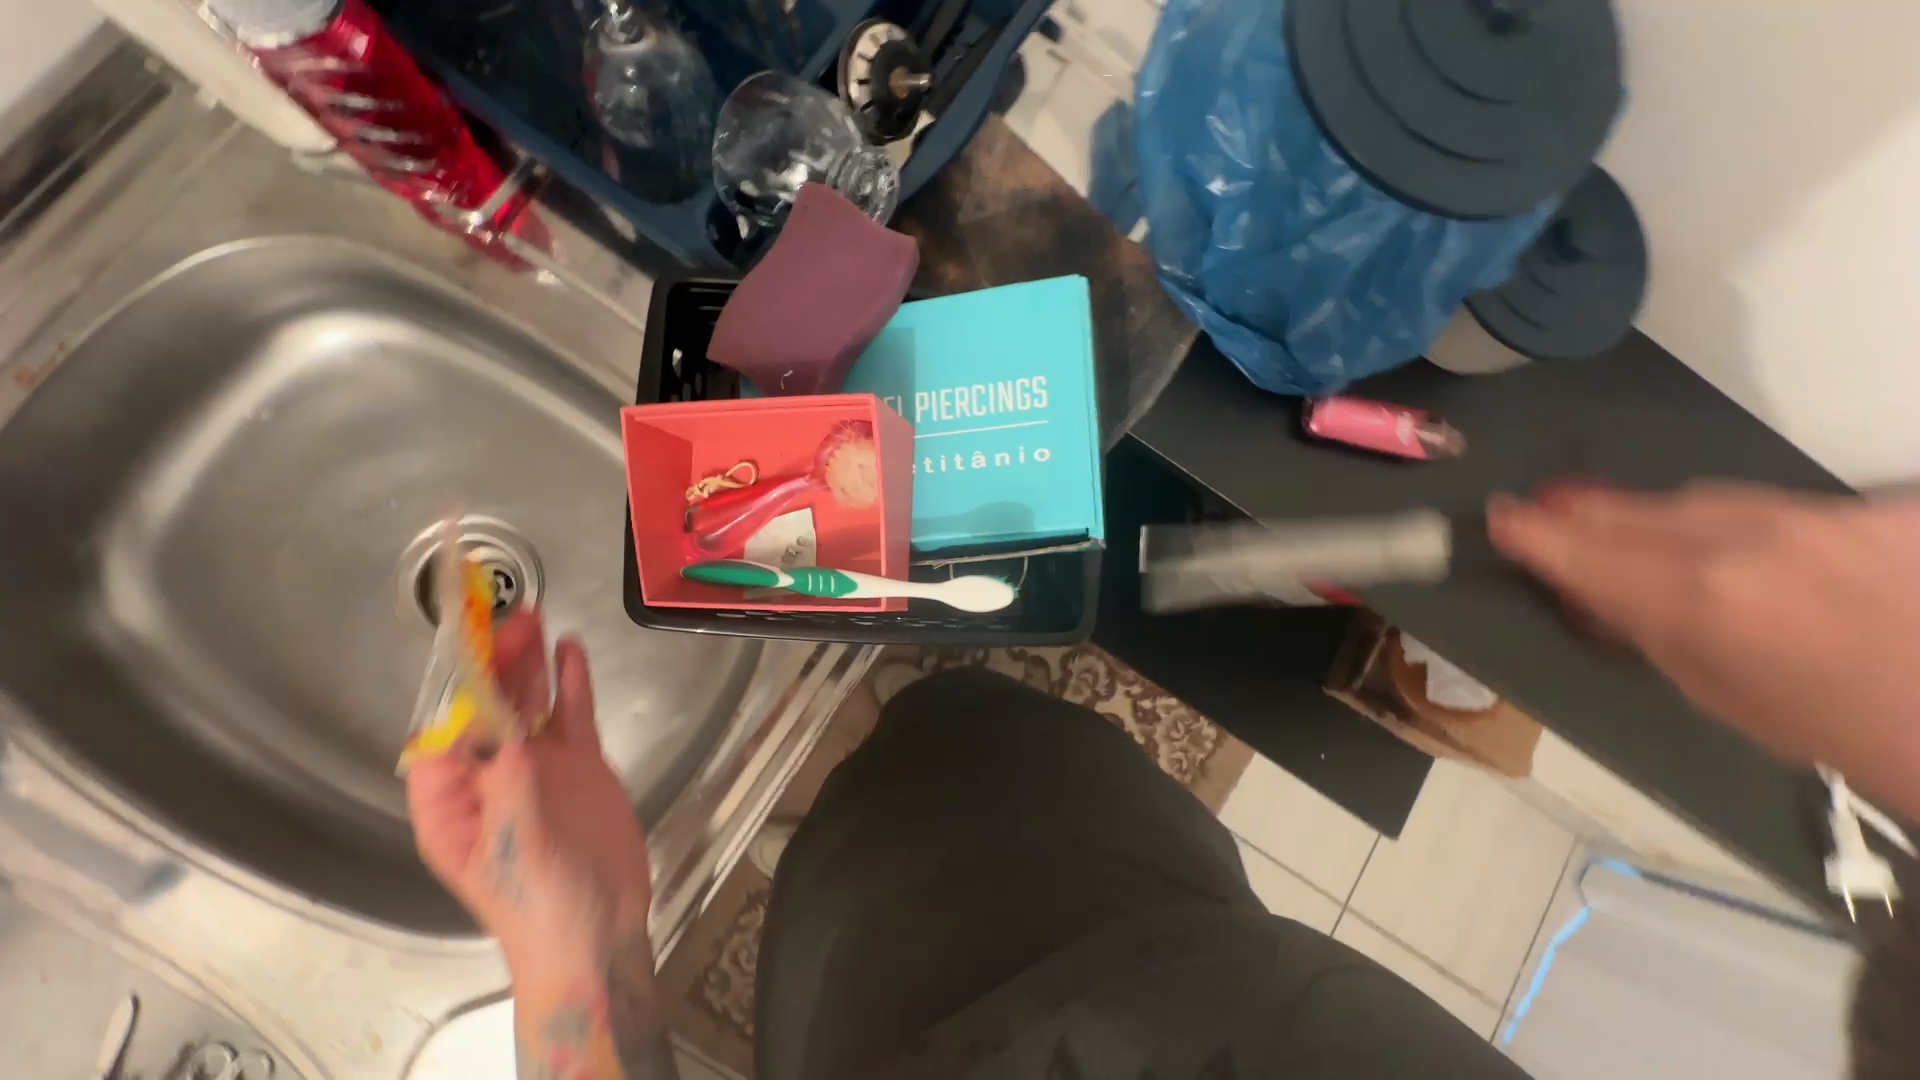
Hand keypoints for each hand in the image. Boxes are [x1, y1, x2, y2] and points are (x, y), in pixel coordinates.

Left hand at [406, 611, 652, 989]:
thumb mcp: (514, 853)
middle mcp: (491, 774)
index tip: (468, 642)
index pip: (445, 731)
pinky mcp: (579, 765)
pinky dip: (571, 684)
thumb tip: (513, 733)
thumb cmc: (539, 905)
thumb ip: (512, 790)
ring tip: (536, 620)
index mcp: (452, 801)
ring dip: (530, 663)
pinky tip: (571, 653)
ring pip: (528, 704)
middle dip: (495, 663)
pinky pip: (571, 716)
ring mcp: (538, 767)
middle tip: (513, 617)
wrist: (599, 932)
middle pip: (488, 707)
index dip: (455, 687)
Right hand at [1488, 484, 1919, 818]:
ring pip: (1704, 498)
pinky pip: (1783, 504)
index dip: (1532, 532)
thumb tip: (1587, 583)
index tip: (1502, 517)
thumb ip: (1644, 624)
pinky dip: (1751, 525)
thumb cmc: (1832, 729)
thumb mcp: (1709, 688)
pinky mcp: (1884, 508)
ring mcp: (1823, 517)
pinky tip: (1762, 554)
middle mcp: (1749, 543)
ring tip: (1646, 535)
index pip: (1583, 551)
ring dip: (1662, 517)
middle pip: (1633, 511)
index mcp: (1697, 601)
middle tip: (1548, 510)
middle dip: (1584, 515)